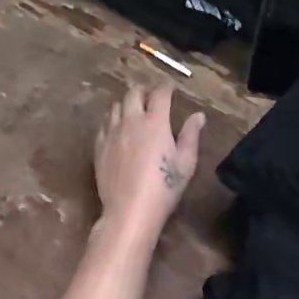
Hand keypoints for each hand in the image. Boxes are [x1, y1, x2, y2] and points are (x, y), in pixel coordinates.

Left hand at [94, 83, 203, 239]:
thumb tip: (198, 115)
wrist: (129, 211)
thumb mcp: (185, 163)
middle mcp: (131, 120)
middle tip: (151, 96)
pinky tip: (118, 129)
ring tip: (134, 110)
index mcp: (155, 122)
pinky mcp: (99, 145)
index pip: (160, 93)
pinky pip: (104, 123)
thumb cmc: (163, 188)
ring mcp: (112, 132)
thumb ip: (191, 135)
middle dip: (144, 89)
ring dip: (127, 103)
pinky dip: (113, 119)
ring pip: (116, 105)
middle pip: (134, 92)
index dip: (166, 87)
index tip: (171, 88)